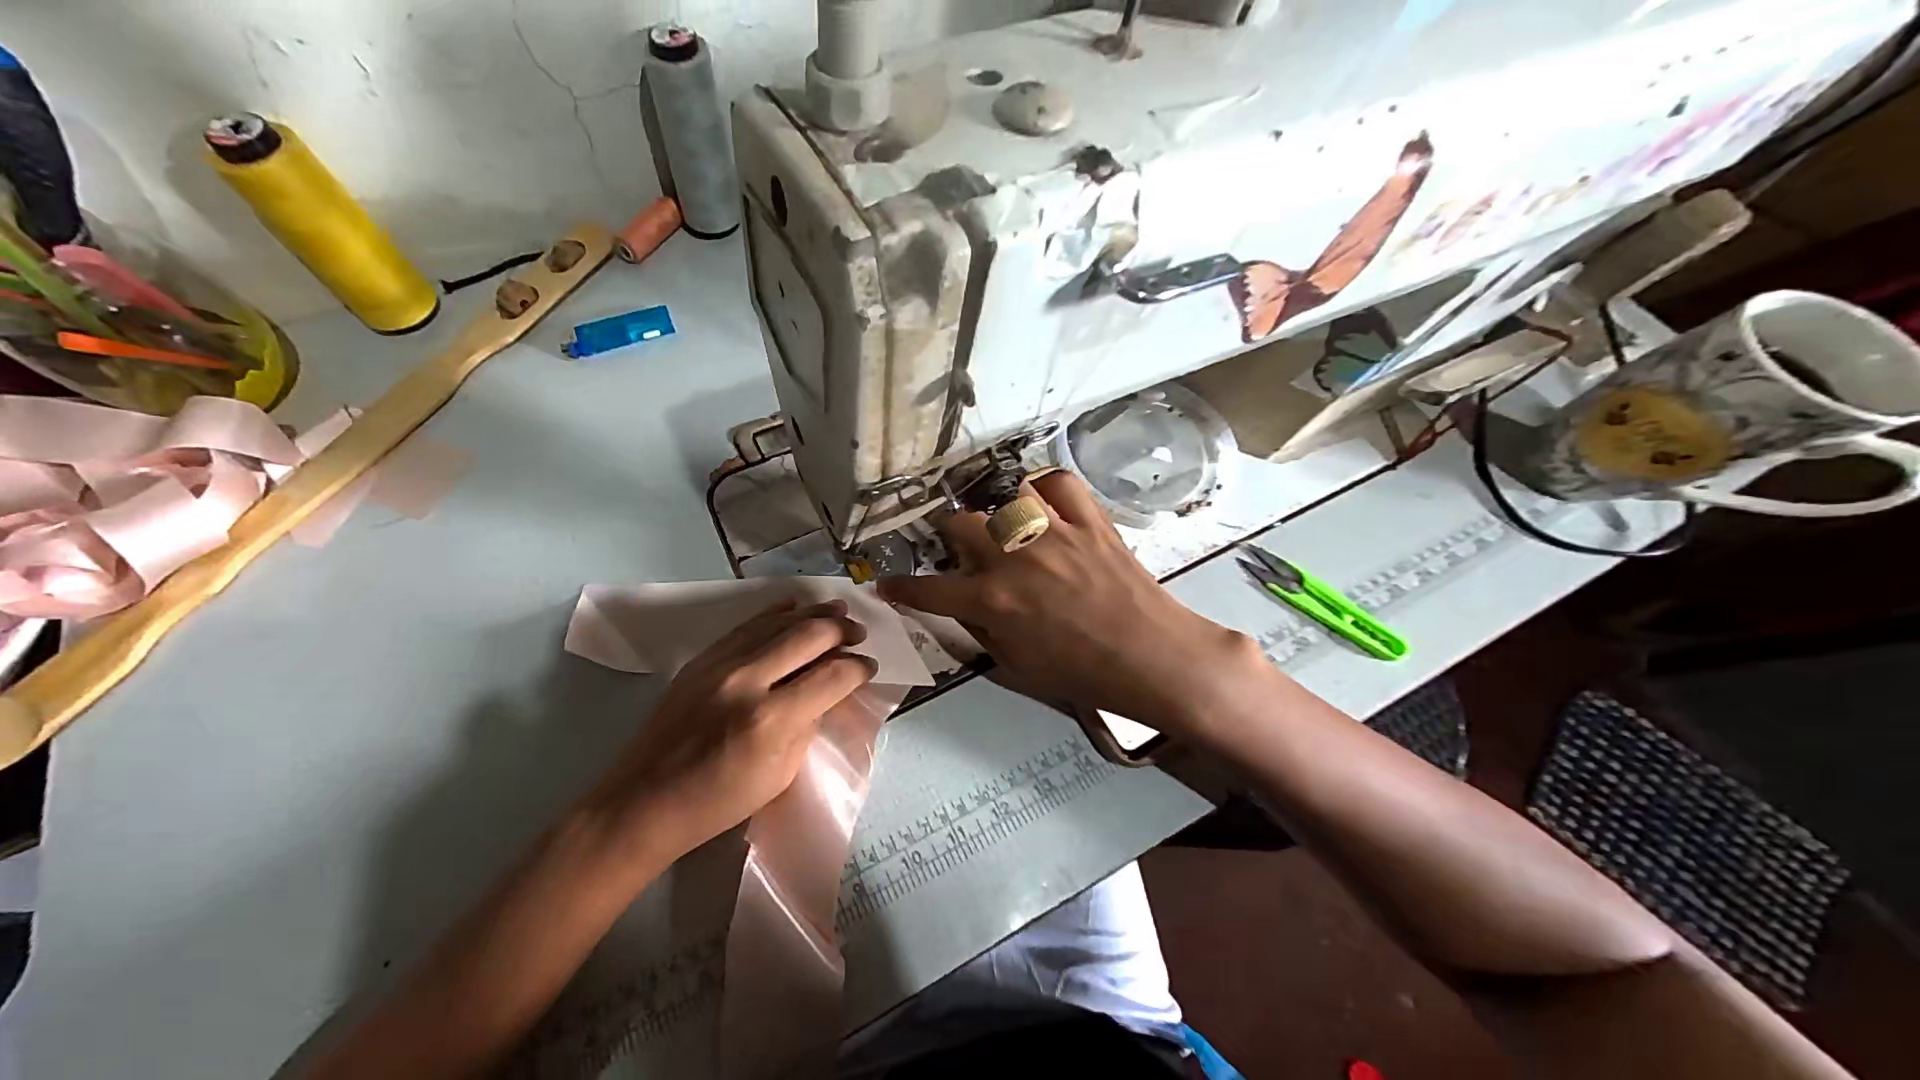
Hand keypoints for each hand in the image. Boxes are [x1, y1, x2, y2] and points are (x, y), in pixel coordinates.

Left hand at [588, 600, 876, 859]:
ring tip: (839, 609)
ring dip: (813, 613)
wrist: (644, 801)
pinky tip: (794, 607)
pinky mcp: (701, 659)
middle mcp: (747, 680)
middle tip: (859, 633)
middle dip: (842, 630)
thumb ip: (808, 724)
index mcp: (771, 719)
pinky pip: (747, 625)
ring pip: (778, 621)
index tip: (869, 667)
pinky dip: (775, 613)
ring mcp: (720, 664)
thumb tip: (826, 691)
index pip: (832, 677)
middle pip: (808, 636)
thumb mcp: (781, 773)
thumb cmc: (718, 801)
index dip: (858, 668)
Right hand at [878, 472, 1268, 742]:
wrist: (1150, 658)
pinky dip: (1047, 489)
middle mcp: (1014, 558)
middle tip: (960, 549)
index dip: (901, 588)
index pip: (928, 590)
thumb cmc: (1082, 674)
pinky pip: (1059, 484)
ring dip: (998, 512)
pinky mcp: (1088, 521)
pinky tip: (1045, 504)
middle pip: (961, 524)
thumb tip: (963, 606)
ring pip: (1006, 497)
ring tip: (1007, 525)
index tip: (887, 584)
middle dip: (950, 536)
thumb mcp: (1016, 667)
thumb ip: (981, 632)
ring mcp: (1053, 533)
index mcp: (992, 601)